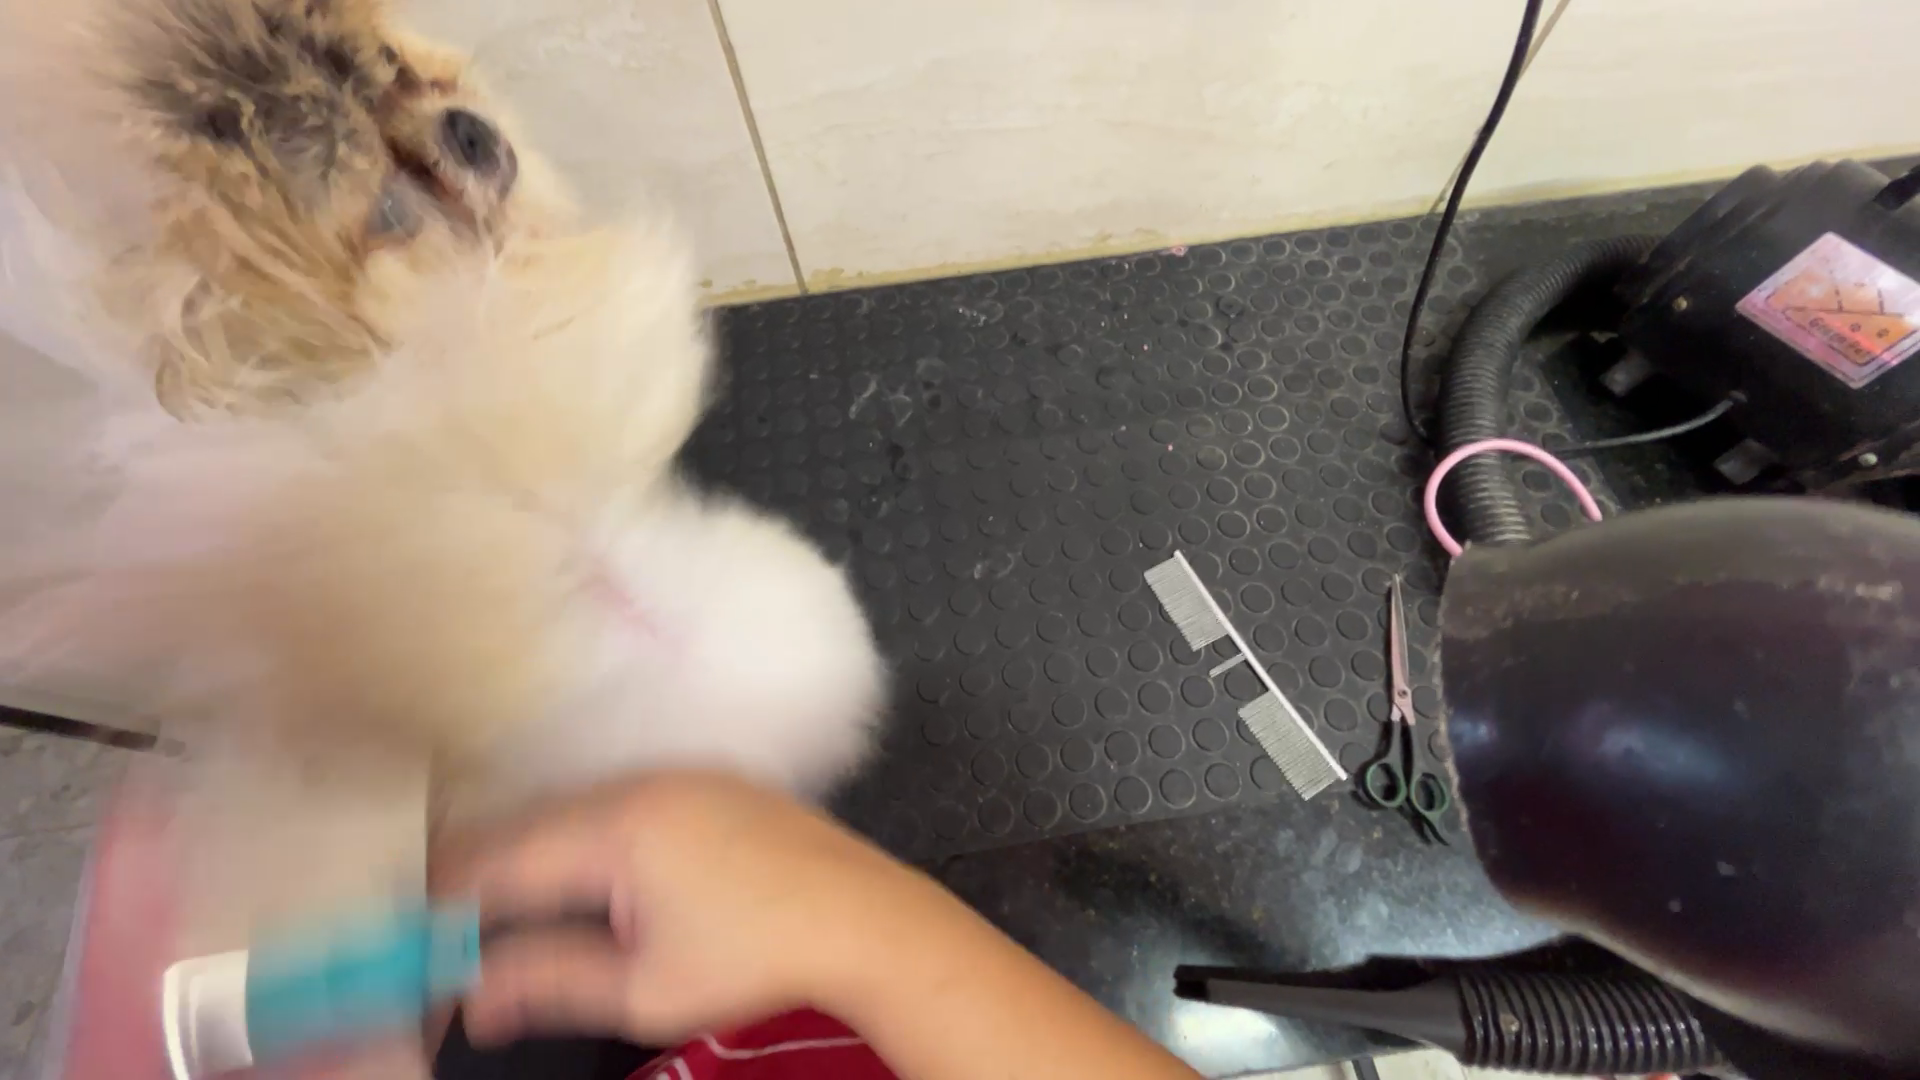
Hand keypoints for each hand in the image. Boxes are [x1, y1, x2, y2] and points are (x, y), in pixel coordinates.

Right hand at [429, 771, 949, 1046]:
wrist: (860, 914)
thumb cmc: (753, 957)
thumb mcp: (642, 987)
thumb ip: (549, 980)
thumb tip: (467, 997)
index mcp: (621, 827)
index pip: (502, 857)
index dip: (443, 897)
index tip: (404, 935)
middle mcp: (648, 782)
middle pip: (538, 823)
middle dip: (486, 874)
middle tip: (445, 928)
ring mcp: (687, 774)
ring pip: (582, 808)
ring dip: (539, 852)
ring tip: (505, 909)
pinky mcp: (714, 781)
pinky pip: (628, 799)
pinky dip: (591, 834)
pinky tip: (587, 874)